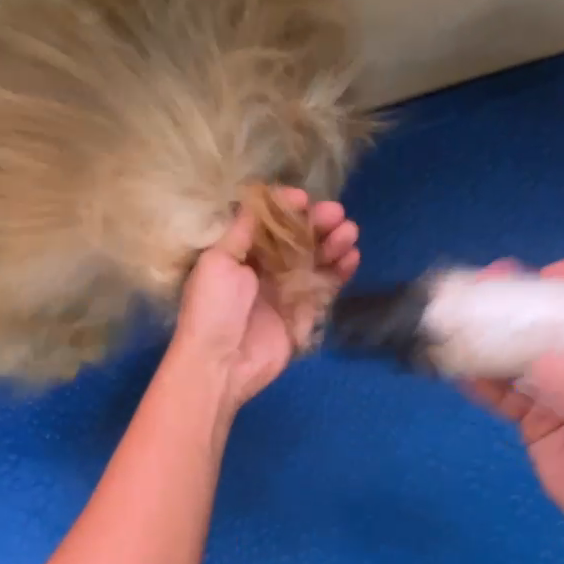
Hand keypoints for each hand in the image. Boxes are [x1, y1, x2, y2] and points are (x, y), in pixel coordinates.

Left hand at [170, 188, 359, 412]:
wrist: (218, 364)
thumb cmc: (212, 308)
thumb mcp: (217, 261)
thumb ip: (242, 230)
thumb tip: (261, 199)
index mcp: (240, 252)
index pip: (269, 222)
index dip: (287, 208)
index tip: (303, 200)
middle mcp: (264, 267)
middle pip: (297, 238)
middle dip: (318, 223)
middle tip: (337, 214)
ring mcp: (286, 289)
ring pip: (316, 259)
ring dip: (333, 243)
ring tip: (349, 232)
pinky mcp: (304, 313)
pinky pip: (326, 286)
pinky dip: (340, 271)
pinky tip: (352, 257)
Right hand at [462, 258, 563, 548]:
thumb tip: (544, 359)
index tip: (546, 277)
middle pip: (551, 321)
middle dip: (518, 299)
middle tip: (486, 282)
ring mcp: (558, 389)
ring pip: (518, 351)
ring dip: (489, 335)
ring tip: (458, 316)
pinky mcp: (533, 415)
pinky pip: (500, 391)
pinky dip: (477, 379)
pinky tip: (453, 368)